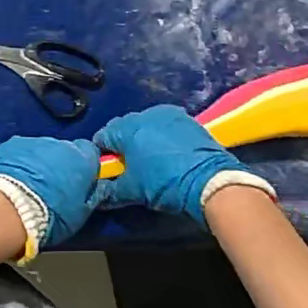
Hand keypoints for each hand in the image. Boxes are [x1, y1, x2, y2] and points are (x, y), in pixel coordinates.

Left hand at [0, 135, 107, 251]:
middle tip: (54, 186)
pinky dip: (20, 161)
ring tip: (30, 184)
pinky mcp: (12, 144)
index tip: (80, 178)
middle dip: (62, 163)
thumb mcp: (81, 213)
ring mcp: (35, 141)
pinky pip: (21, 151)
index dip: (86, 164)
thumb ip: (92, 195)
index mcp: (82, 160)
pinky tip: (13, 178)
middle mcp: (61, 144)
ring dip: (40, 162)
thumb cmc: (52, 216)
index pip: (91, 151)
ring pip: (43, 150)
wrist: (10, 210)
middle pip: (66, 150)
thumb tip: (98, 186)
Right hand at [94, 105, 270, 225]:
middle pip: (125, 128)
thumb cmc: (164, 183)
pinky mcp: (187, 119)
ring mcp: (168, 114)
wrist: (209, 179)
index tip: (109, 170)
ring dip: (144, 140)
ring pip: (147, 126)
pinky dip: (163, 138)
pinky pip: (166, 126)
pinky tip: (169, 155)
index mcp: (127, 128)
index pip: (103, 137)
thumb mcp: (132, 191)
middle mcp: (145, 114)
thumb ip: (110, 191)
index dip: (102, 154)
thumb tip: (98, 193)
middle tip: (129, 167)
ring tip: (151, 161)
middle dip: (124, 145)